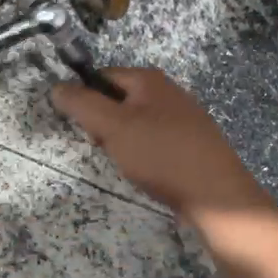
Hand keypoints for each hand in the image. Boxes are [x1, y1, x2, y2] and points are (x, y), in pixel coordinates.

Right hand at [52, 68, 271, 222]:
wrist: (221, 201)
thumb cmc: (162, 155)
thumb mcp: (111, 126)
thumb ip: (80, 102)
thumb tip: (56, 87)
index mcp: (149, 80)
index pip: (100, 76)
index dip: (86, 100)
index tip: (87, 127)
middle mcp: (169, 92)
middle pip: (117, 100)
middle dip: (105, 124)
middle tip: (108, 147)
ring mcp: (186, 119)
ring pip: (136, 123)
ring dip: (124, 142)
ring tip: (131, 164)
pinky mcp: (195, 145)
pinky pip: (156, 141)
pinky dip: (147, 154)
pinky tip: (151, 173)